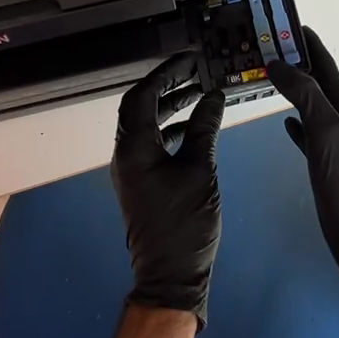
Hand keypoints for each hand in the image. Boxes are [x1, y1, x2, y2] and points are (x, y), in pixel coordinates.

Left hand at [111, 53, 225, 327]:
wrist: (170, 277)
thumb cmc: (184, 223)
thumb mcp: (200, 169)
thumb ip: (204, 128)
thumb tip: (213, 96)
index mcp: (133, 148)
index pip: (142, 95)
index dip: (165, 73)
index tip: (190, 60)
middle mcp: (125, 155)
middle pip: (140, 107)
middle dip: (166, 86)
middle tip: (194, 72)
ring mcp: (131, 171)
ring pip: (146, 126)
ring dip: (170, 107)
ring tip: (200, 95)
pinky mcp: (141, 184)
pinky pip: (151, 144)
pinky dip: (171, 129)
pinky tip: (195, 128)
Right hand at [268, 29, 338, 308]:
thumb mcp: (326, 130)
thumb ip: (304, 94)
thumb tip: (279, 64)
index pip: (325, 65)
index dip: (309, 43)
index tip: (288, 23)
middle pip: (317, 82)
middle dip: (297, 63)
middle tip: (269, 47)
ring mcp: (334, 143)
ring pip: (310, 106)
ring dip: (293, 90)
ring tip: (270, 78)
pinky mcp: (326, 165)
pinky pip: (308, 134)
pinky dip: (295, 123)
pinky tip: (285, 122)